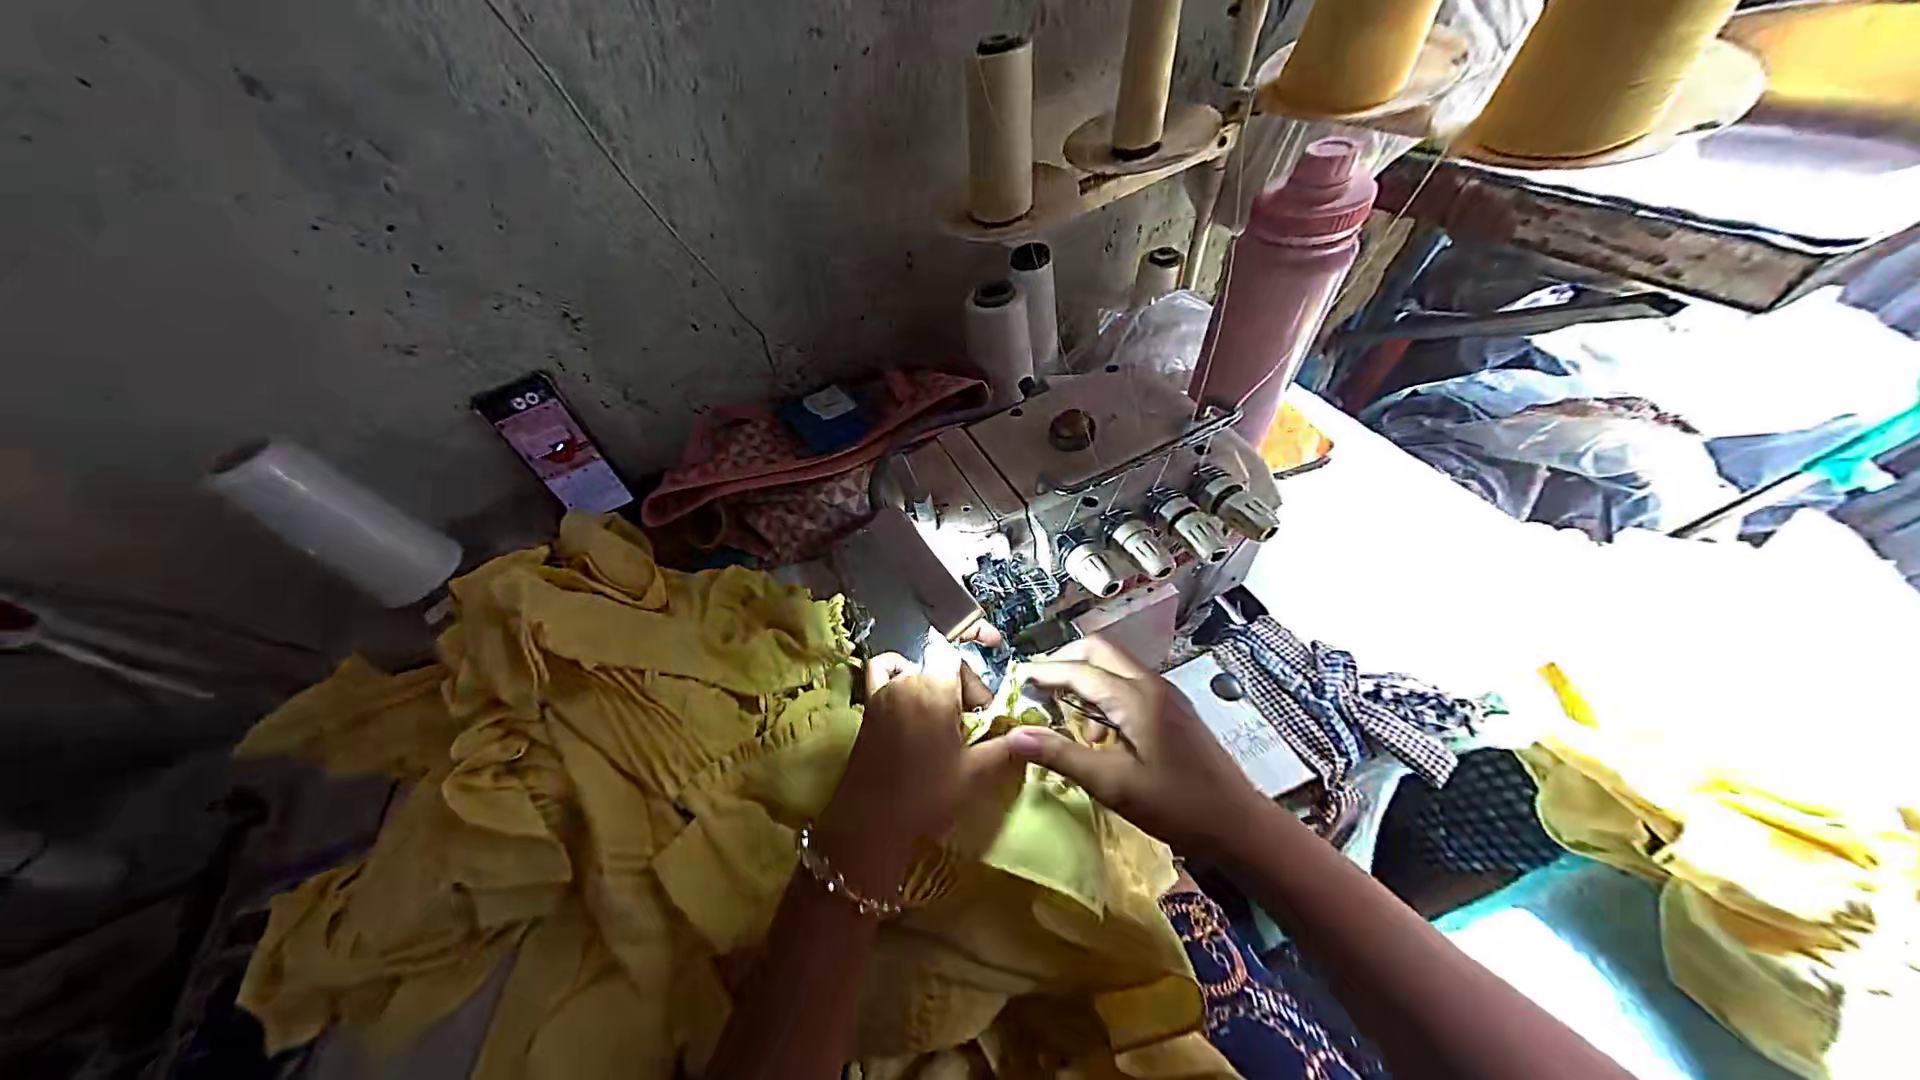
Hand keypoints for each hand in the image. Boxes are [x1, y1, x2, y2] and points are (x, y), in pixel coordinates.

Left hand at [816, 643, 1019, 894]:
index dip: (975, 680)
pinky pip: (882, 673)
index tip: (985, 711)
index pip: (959, 657)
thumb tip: (1031, 733)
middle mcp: (906, 680)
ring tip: (942, 722)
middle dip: (961, 689)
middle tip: (970, 728)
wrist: (872, 827)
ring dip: (933, 687)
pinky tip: (909, 700)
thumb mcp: (976, 773)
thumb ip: (1007, 746)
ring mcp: (882, 691)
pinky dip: (897, 675)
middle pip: (940, 664)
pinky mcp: (867, 706)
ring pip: (916, 670)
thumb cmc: (927, 797)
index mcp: (934, 688)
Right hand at [1004, 635, 1266, 856]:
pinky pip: (1129, 684)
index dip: (1043, 672)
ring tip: (1065, 714)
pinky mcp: (1174, 708)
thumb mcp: (1113, 784)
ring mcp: (1166, 694)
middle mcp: (1152, 684)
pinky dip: (1105, 694)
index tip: (1016, 680)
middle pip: (1099, 651)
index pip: (1078, 670)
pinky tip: (1101, 733)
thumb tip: (1015, 735)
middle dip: (1064, 662)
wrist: (1241, 825)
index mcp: (1136, 698)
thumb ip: (1062, 755)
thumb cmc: (1177, 806)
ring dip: (1086, 679)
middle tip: (1039, 687)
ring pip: (1115, 666)